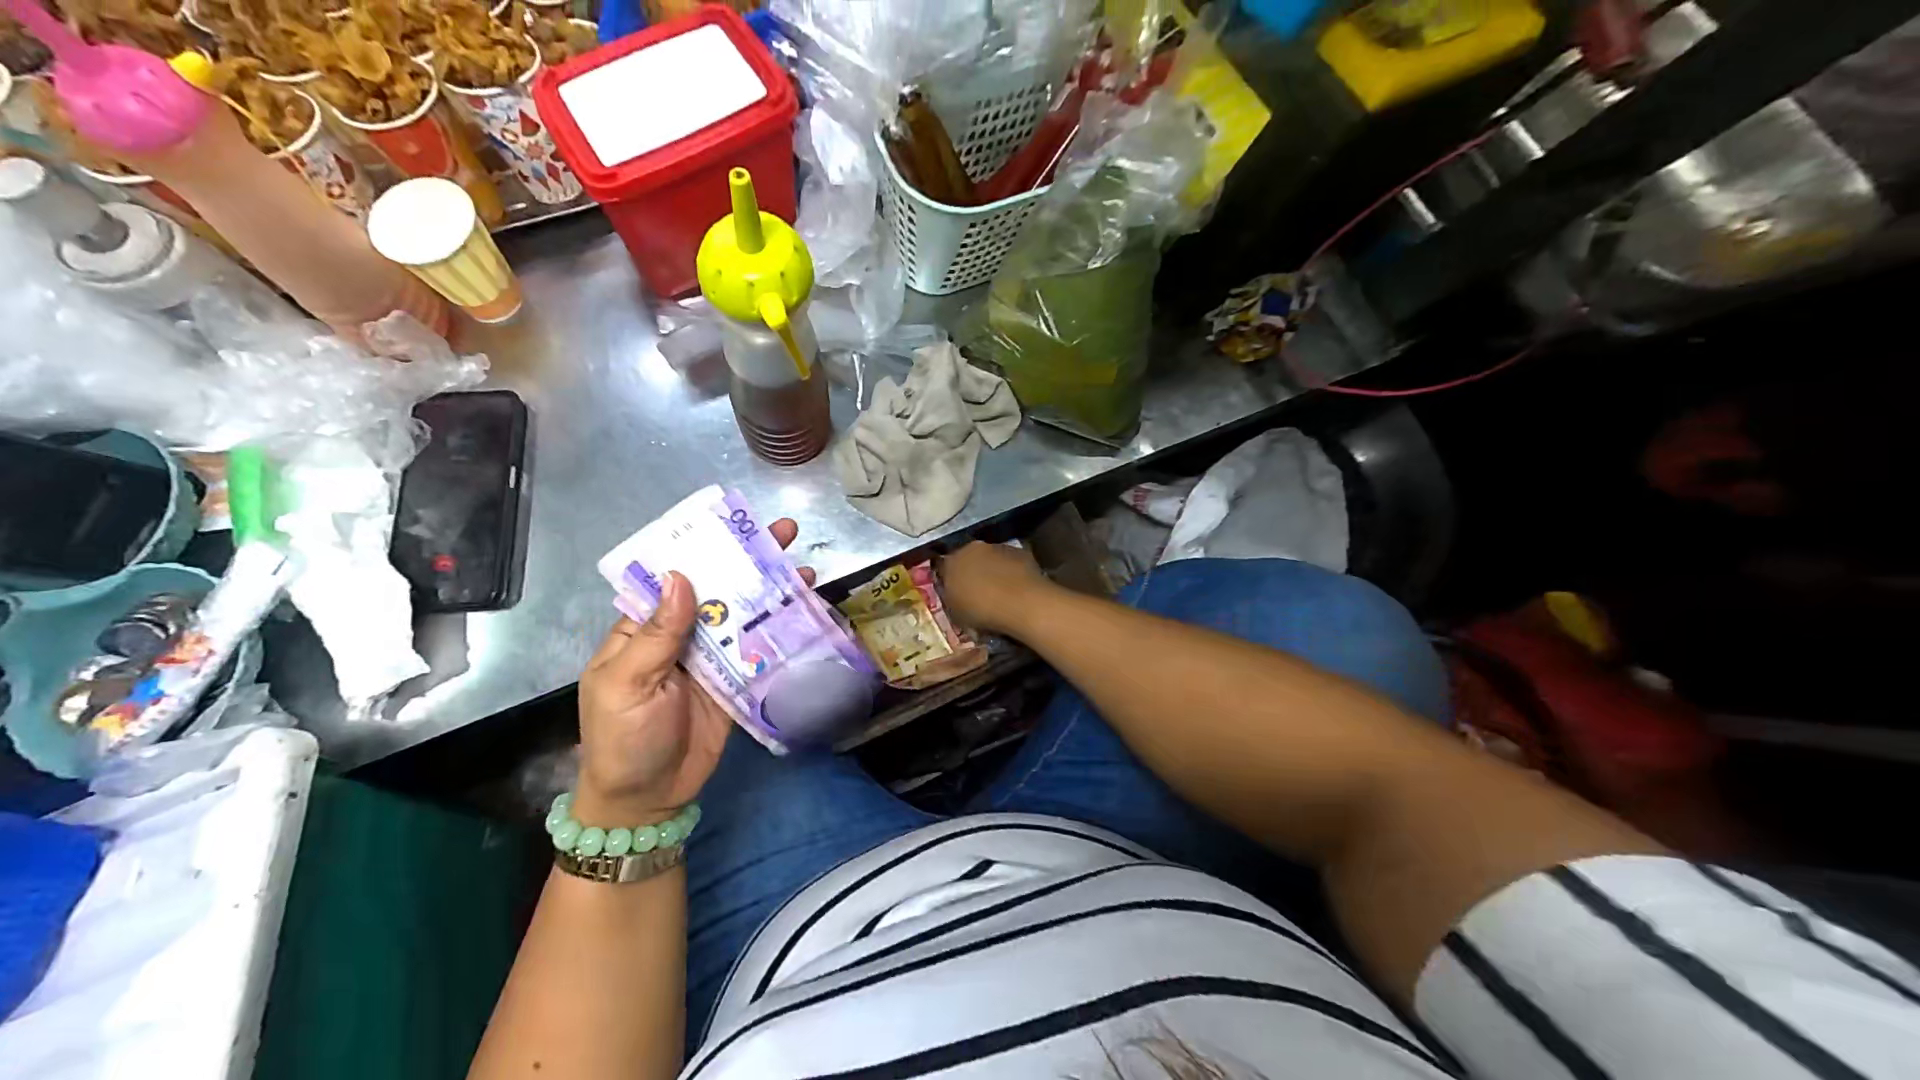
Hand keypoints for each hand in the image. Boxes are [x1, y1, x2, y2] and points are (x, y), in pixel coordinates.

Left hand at [574, 518, 812, 824]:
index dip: (703, 551)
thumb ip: (656, 635)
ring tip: (805, 569)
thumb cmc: (622, 740)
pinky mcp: (736, 684)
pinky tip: (806, 614)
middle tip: (785, 534)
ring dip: (773, 593)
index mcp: (645, 631)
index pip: (675, 580)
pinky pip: (760, 653)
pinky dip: (782, 634)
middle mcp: (681, 637)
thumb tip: (680, 577)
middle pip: (718, 591)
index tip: (733, 525)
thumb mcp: (627, 685)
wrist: (647, 800)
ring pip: (745, 617)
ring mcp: (712, 660)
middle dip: (749, 561)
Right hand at [938, 541, 1051, 635]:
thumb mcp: (957, 614)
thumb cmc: (982, 612)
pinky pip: (1012, 562)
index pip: (945, 567)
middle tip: (979, 592)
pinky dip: (1012, 572)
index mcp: (951, 562)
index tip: (956, 593)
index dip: (950, 580)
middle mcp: (972, 548)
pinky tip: (1018, 589)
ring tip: (1001, 592)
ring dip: (994, 571)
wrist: (1020, 603)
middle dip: (973, 572)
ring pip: (992, 558)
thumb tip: (957, 596)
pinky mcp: (1020, 552)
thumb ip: (954, 599)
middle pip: (969, 558)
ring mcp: (998, 547)